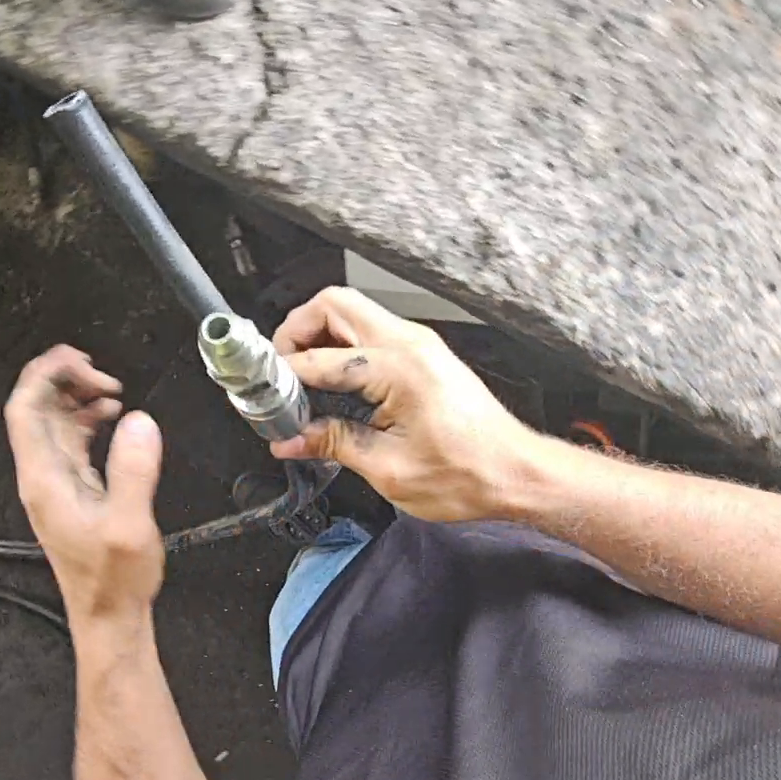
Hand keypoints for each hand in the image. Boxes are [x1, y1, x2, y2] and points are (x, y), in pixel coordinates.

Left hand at [5, 347, 164, 627]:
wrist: (109, 616)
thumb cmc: (115, 579)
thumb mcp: (129, 525)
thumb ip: (133, 471)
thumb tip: (140, 420)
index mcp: (44, 480)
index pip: (25, 411)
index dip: (44, 376)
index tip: (77, 358)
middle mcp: (43, 477)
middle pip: (37, 411)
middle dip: (64, 381)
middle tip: (103, 373)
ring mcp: (57, 484)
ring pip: (55, 424)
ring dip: (77, 399)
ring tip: (112, 389)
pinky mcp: (75, 492)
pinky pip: (73, 442)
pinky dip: (89, 421)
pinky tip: (113, 417)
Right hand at [270, 287, 541, 522]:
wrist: (516, 473)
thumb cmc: (468, 474)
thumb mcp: (388, 468)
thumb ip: (333, 443)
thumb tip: (292, 438)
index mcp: (399, 368)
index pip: (320, 358)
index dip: (284, 378)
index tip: (265, 396)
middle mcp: (410, 344)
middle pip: (334, 305)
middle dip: (295, 332)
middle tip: (279, 372)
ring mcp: (419, 345)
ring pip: (352, 314)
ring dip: (319, 337)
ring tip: (301, 379)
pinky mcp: (424, 356)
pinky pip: (371, 334)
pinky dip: (343, 348)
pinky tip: (334, 385)